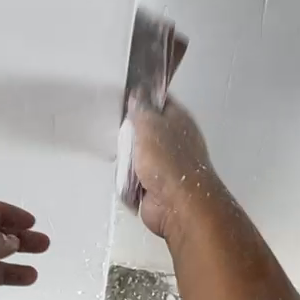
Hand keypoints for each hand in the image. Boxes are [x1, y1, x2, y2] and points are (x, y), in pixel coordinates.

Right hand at [128, 98, 225, 241]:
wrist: (176, 204)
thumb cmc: (169, 163)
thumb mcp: (150, 124)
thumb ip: (142, 107)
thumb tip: (137, 95)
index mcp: (178, 120)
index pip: (159, 101)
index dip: (143, 98)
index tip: (126, 98)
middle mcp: (173, 140)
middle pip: (145, 128)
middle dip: (130, 132)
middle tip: (121, 131)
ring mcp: (164, 163)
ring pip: (137, 152)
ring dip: (127, 156)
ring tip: (123, 156)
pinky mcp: (154, 184)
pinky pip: (133, 175)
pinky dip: (127, 176)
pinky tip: (125, 174)